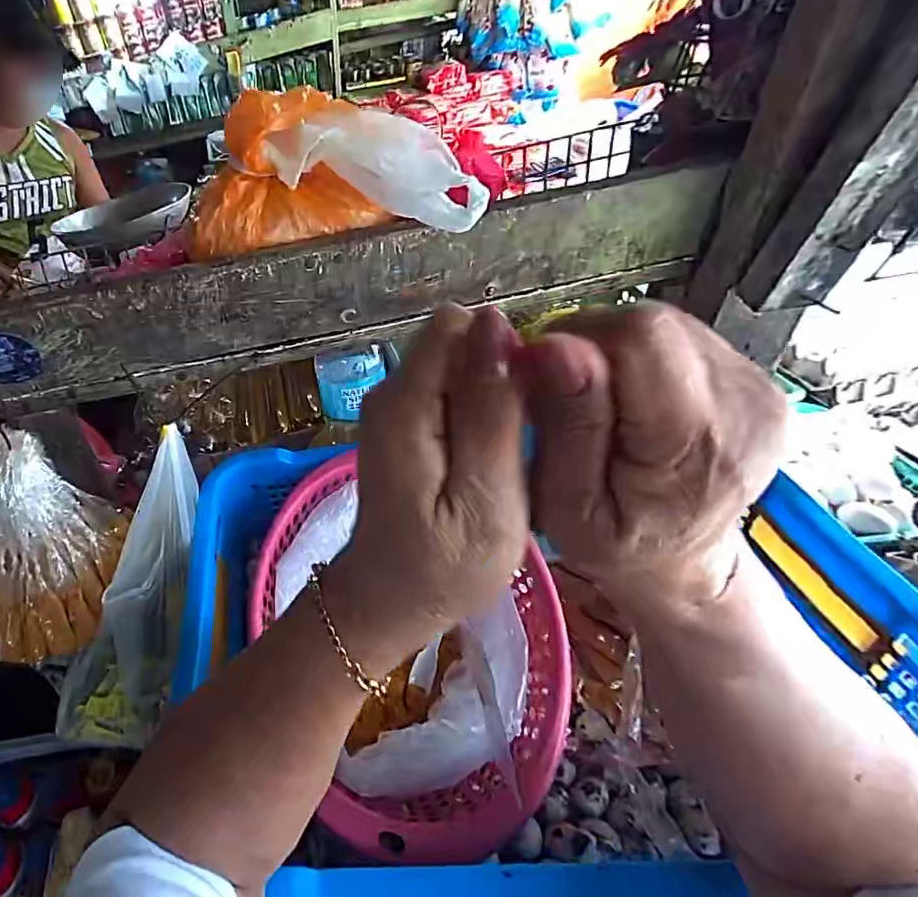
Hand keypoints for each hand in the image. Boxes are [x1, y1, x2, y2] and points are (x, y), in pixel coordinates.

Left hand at [324, 306, 530, 669]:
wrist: (391, 595)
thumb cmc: (445, 564)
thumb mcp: (486, 496)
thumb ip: (491, 410)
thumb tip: (495, 323)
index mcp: (404, 404)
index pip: (455, 326)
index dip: (502, 349)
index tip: (529, 401)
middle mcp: (389, 392)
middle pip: (455, 342)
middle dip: (498, 372)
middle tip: (519, 441)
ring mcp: (391, 405)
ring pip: (455, 365)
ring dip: (491, 394)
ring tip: (507, 454)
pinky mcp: (402, 420)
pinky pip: (447, 389)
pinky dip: (475, 411)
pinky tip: (489, 456)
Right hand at [511, 301, 786, 612]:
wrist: (679, 560)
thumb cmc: (612, 540)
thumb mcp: (567, 502)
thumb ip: (566, 424)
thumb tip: (554, 347)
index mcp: (697, 440)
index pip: (639, 334)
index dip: (575, 341)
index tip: (542, 379)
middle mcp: (744, 404)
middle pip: (649, 323)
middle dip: (589, 347)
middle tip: (562, 397)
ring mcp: (756, 388)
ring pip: (659, 323)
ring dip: (611, 351)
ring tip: (594, 402)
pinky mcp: (752, 378)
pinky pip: (676, 337)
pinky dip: (635, 358)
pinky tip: (625, 399)